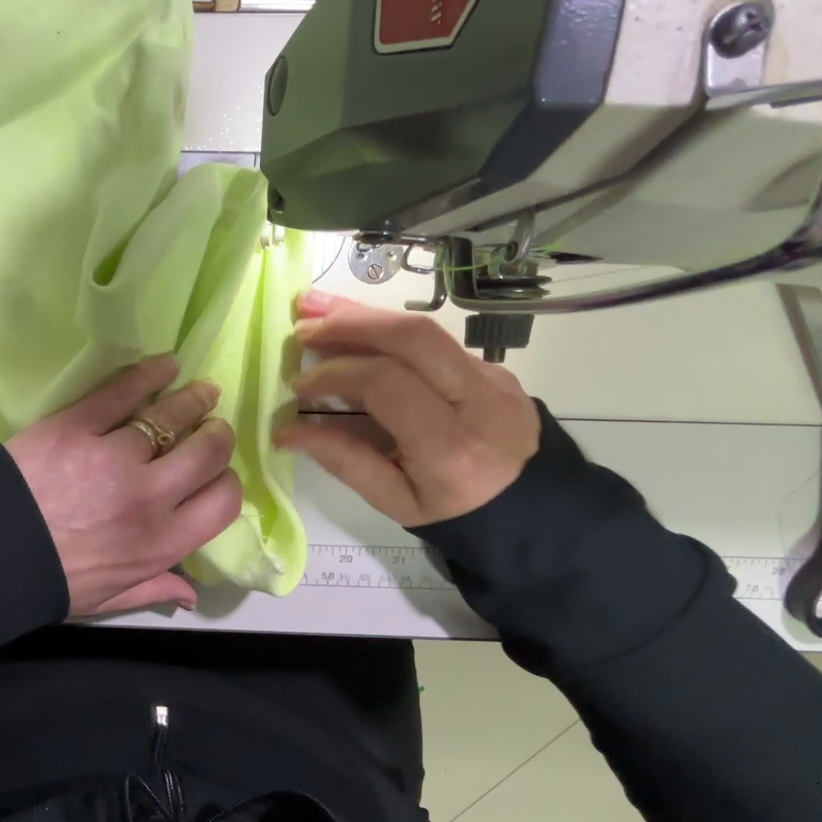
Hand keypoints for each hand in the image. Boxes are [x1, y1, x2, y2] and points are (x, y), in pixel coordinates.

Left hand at [5, 356, 242, 615]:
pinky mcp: (76, 426)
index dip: (225, 481)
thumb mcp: (105, 600)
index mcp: (160, 543)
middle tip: (209, 426)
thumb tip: (190, 592)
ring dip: (193, 400)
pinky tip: (165, 366)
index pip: (222, 502)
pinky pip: (123, 391)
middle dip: (215, 435)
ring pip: (171, 416)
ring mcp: (113, 458)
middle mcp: (149, 498)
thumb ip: (151, 588)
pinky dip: (150, 374)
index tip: (214, 472)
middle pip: (208, 451)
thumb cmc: (46, 582)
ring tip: (200, 391)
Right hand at [274, 291, 539, 526]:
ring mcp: (492, 376)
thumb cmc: (454, 512)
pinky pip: (434, 341)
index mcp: (450, 444)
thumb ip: (345, 461)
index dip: (336, 375)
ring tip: (316, 309)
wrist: (534, 507)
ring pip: (426, 328)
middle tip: (302, 327)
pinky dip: (388, 331)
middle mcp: (479, 399)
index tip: (299, 387)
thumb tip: (287, 431)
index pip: (388, 384)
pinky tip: (353, 331)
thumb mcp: (395, 501)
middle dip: (351, 323)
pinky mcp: (492, 366)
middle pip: (414, 336)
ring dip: (366, 315)